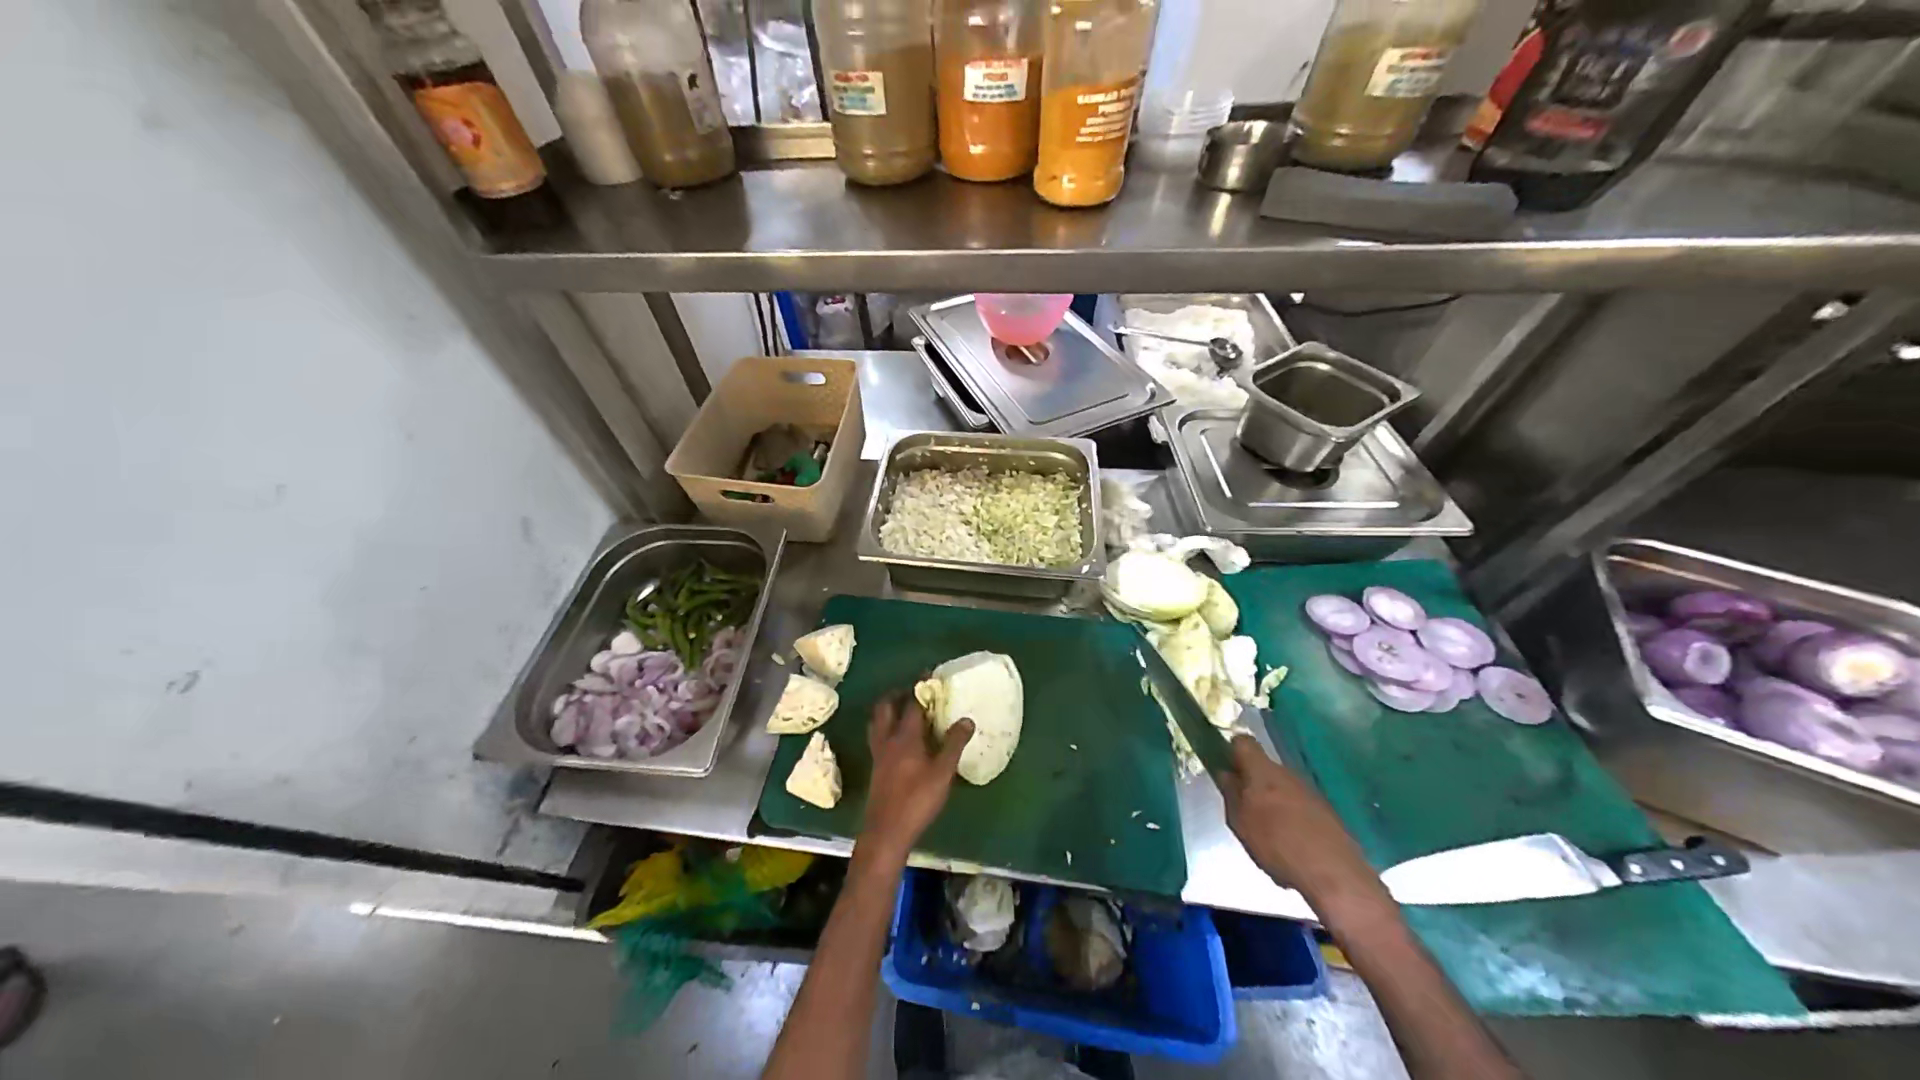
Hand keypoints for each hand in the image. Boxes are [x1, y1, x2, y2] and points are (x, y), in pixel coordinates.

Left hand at [861, 692, 972, 862]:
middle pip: (886, 706)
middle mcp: (887, 738)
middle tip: (913, 690)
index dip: (921, 686)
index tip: (929, 673)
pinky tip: (897, 738)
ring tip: (902, 709)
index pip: (912, 702)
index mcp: (905, 736)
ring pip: (878, 721)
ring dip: (888, 709)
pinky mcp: (876, 766)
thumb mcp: (943, 772)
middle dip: (898, 694)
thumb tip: (966, 719)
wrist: (887, 831)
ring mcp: (878, 753)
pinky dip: (886, 726)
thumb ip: (954, 744)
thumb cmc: (917, 799)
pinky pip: (877, 735)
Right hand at [1219, 735, 1382, 905]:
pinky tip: (1288, 841)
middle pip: (1263, 766)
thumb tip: (1225, 773)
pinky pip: (1298, 803)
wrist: (1333, 872)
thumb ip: (1230, 794)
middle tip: (1242, 806)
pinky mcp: (1325, 810)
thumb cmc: (1276, 844)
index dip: (1231, 749)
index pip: (1243, 742)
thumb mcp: (1240, 822)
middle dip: (1251, 781)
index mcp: (1262, 771)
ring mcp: (1309, 791)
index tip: (1224, 766)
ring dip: (1271, 799)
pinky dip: (1289, 815)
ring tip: (1265, 829)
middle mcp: (1287, 773)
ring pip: (1281, 785)